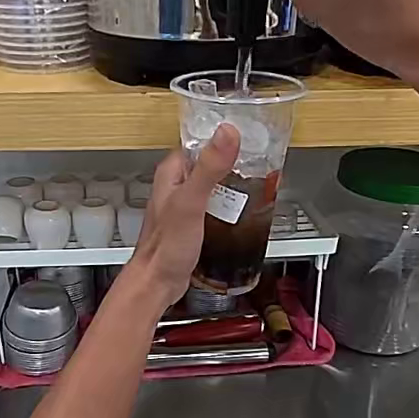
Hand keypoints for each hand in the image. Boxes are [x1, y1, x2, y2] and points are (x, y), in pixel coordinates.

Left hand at [122, 124, 240, 313]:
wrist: (157, 284)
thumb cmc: (165, 247)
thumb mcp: (191, 201)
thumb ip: (209, 167)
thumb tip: (227, 134)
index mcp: (172, 173)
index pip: (201, 142)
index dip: (225, 139)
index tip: (250, 138)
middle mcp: (177, 186)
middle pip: (212, 164)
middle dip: (237, 165)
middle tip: (261, 167)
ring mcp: (185, 205)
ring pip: (216, 186)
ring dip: (236, 187)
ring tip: (258, 188)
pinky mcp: (194, 223)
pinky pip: (217, 207)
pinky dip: (231, 207)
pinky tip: (243, 213)